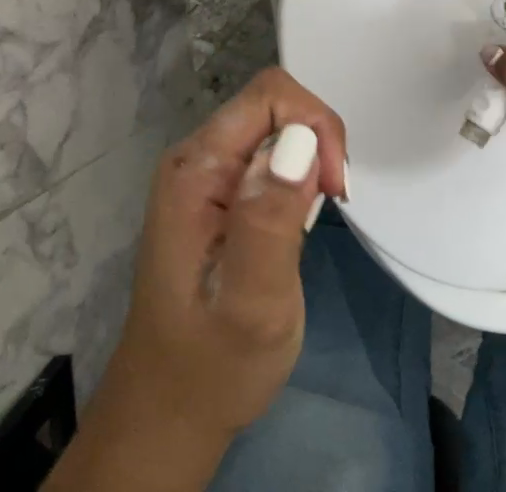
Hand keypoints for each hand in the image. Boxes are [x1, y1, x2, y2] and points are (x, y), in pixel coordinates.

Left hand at [92, 68, 347, 451]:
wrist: (171, 410)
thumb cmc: (212, 365)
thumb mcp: (250, 304)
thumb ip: (270, 222)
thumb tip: (299, 144)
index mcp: (195, 172)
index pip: (269, 96)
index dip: (315, 126)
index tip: (334, 189)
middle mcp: (196, 161)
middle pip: (273, 105)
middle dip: (318, 143)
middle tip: (330, 207)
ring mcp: (206, 179)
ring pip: (276, 130)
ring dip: (313, 162)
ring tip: (314, 223)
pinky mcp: (221, 198)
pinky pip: (272, 159)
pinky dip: (301, 179)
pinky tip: (300, 224)